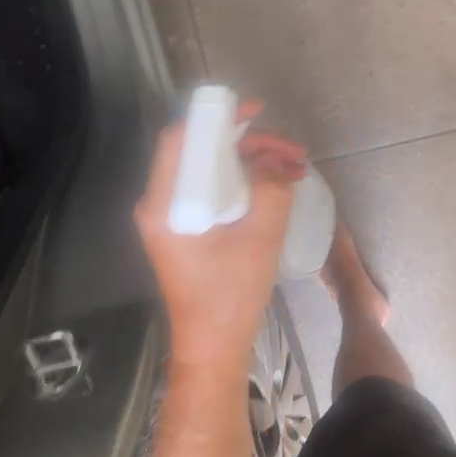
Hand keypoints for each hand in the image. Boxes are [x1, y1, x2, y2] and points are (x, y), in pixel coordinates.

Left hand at [134, 100, 306, 365]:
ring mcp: (173, 220)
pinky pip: (214, 193)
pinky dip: (245, 185)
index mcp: (166, 203)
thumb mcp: (260, 237)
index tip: (255, 111)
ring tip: (294, 171)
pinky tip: (276, 189)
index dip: (216, 117)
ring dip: (252, 166)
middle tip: (293, 153)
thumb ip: (270, 191)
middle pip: (200, 154)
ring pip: (211, 173)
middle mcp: (161, 205)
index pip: (181, 139)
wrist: (213, 345)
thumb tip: (277, 164)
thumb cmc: (231, 294)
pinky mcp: (187, 232)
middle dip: (249, 145)